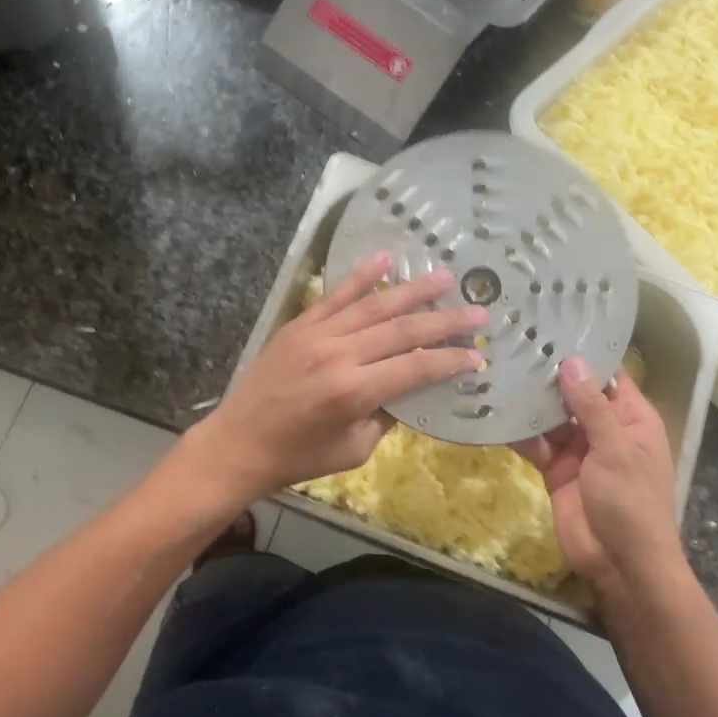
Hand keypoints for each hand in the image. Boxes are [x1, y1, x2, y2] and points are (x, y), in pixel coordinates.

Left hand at [193, 252, 486, 495]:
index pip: (416, 367)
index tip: (478, 354)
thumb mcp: (354, 449)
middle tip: (478, 310)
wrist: (239, 444)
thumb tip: (411, 388)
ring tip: (444, 276)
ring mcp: (316, 335)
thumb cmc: (299, 457)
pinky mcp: (299, 326)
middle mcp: (339, 355)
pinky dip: (360, 277)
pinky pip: (335, 296)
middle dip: (445, 320)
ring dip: (412, 289)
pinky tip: (385, 260)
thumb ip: (386, 416)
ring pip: (373, 305)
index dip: (450, 360)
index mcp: (355, 392)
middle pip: (403, 330)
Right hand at [513, 358, 681, 593]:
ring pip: (550, 416)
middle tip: (514, 341)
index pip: (609, 376)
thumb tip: (571, 362)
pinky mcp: (554, 469)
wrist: (619, 563)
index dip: (586, 353)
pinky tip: (493, 412)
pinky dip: (517, 431)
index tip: (554, 325)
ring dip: (529, 400)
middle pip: (574, 392)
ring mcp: (578, 449)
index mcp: (631, 418)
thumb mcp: (616, 450)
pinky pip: (534, 443)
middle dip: (549, 373)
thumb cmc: (631, 502)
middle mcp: (604, 428)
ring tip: (497, 370)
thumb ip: (591, 406)